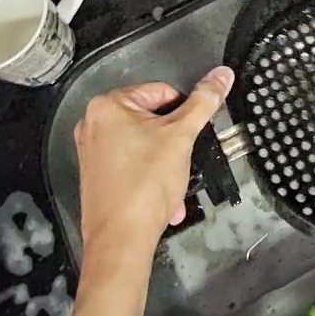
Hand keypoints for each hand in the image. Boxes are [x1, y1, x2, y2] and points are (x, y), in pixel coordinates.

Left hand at [73, 66, 233, 253]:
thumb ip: (204, 101)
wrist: (121, 241)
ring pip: (145, 143)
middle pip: (152, 118)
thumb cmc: (147, 183)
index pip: (162, 92)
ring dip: (166, 162)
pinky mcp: (95, 175)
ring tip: (174, 184)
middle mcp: (93, 123)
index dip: (182, 114)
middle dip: (173, 142)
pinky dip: (150, 175)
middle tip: (180, 161)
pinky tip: (164, 199)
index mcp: (108, 105)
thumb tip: (222, 74)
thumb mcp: (182, 136)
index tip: (186, 137)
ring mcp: (91, 151)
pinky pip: (132, 163)